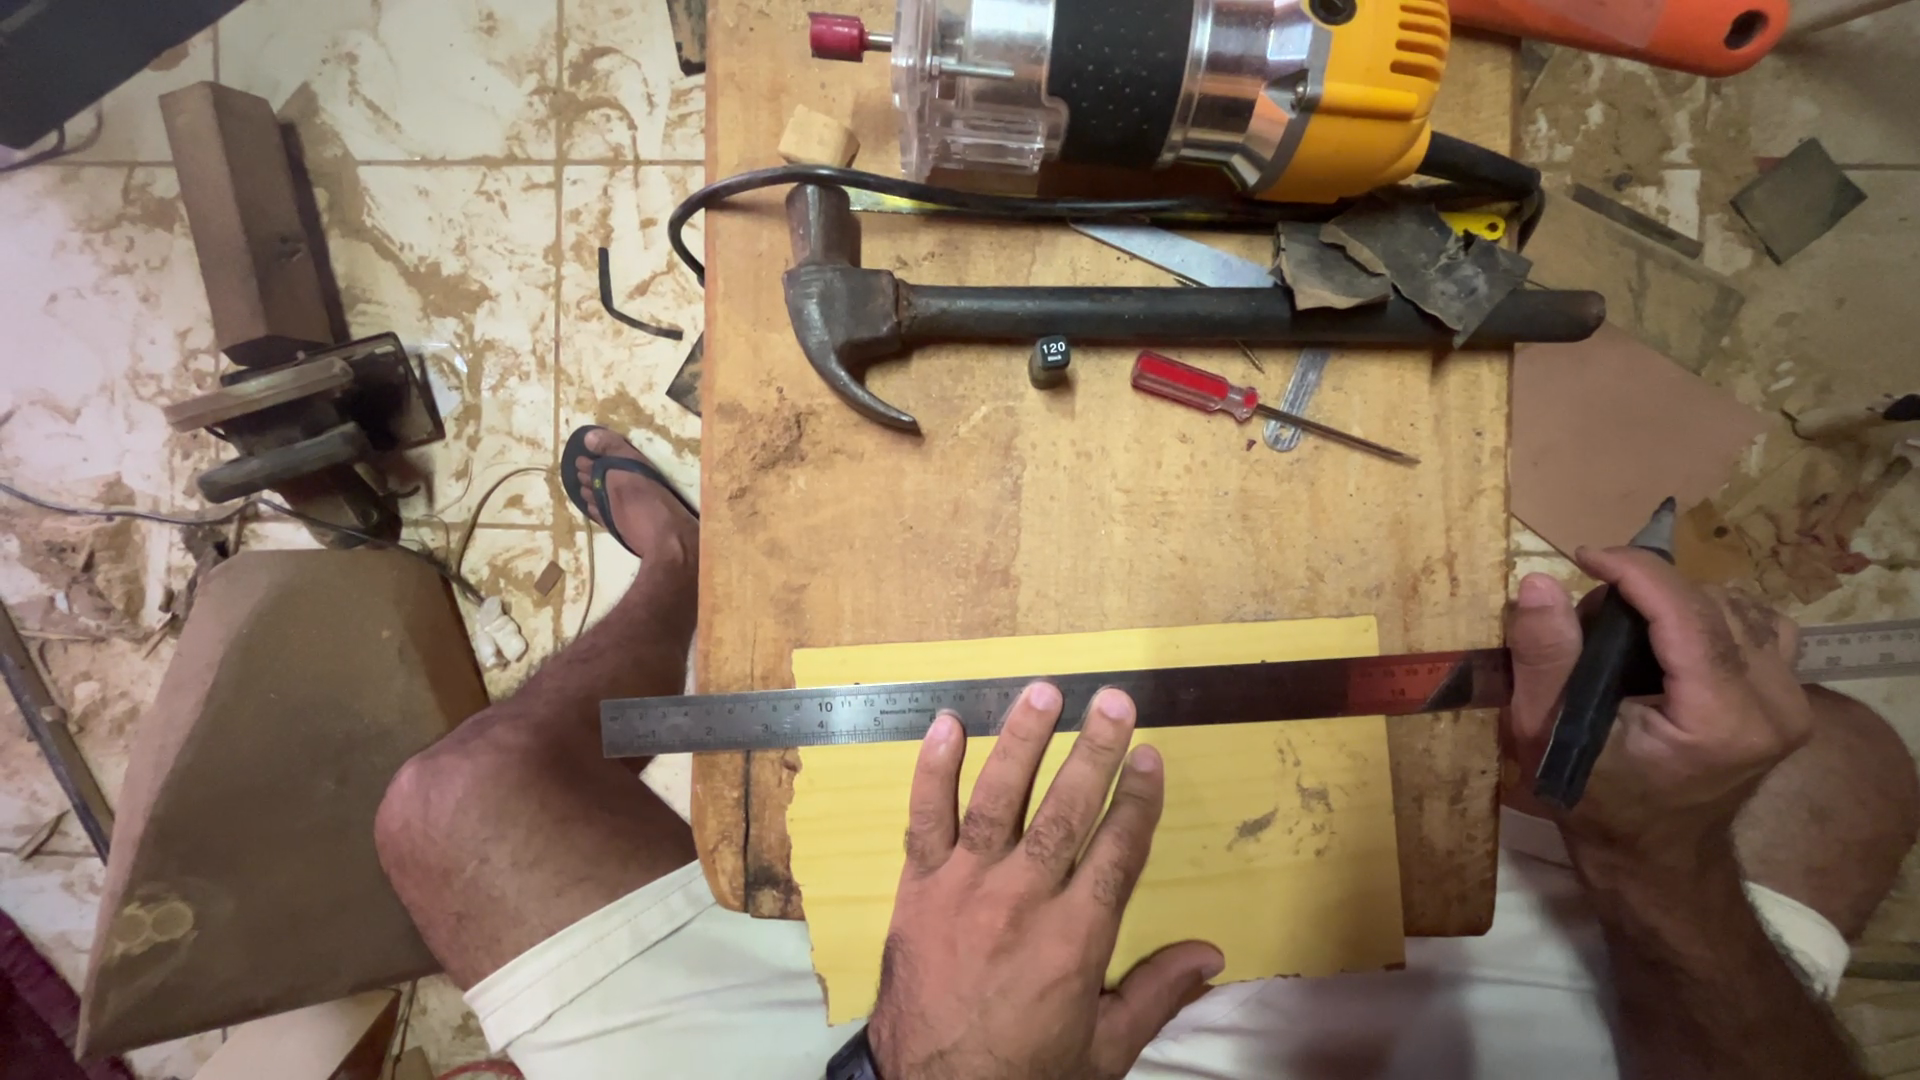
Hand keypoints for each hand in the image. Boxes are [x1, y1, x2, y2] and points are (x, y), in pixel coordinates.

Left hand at [866, 682, 1223, 1079]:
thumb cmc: (1024, 1068)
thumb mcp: (1104, 1048)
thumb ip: (1157, 993)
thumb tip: (1213, 954)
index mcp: (1075, 940)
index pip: (1118, 853)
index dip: (1138, 800)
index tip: (1151, 754)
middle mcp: (1023, 899)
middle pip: (1066, 812)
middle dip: (1093, 752)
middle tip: (1112, 701)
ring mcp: (966, 885)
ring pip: (998, 799)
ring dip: (1021, 741)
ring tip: (1041, 693)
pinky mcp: (920, 883)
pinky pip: (925, 818)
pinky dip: (933, 770)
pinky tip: (946, 724)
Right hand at [1504, 548, 1811, 874]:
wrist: (1648, 853)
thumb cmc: (1588, 796)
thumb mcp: (1546, 729)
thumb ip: (1544, 655)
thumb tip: (1538, 581)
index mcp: (1721, 718)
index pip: (1689, 614)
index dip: (1635, 570)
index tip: (1582, 555)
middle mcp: (1777, 705)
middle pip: (1714, 605)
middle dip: (1645, 590)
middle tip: (1586, 617)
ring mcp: (1793, 703)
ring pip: (1741, 610)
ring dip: (1675, 601)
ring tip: (1622, 629)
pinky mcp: (1788, 701)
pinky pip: (1757, 629)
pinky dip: (1706, 616)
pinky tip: (1663, 637)